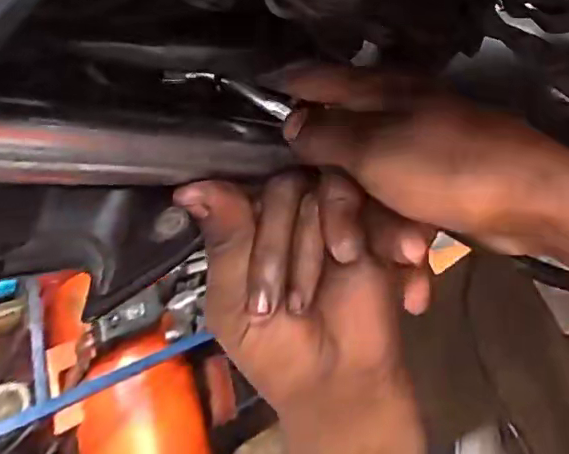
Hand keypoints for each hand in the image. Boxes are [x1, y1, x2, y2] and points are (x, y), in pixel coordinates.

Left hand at [176, 173, 425, 453]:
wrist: (339, 380)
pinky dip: (378, 232)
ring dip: (320, 250)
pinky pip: (373, 202)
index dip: (258, 239)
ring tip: (319, 298)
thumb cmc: (276, 348)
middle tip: (293, 307)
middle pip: (287, 188)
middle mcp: (295, 204)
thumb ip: (225, 242)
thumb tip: (190, 190)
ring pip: (327, 191)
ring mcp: (336, 208)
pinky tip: (363, 263)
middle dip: (283, 253)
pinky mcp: (376, 217)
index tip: (261, 299)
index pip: (248, 190)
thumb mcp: (234, 306)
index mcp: (255, 220)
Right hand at [275, 65, 568, 255]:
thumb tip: (292, 121)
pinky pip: (399, 201)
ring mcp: (420, 143)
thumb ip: (330, 136)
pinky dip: (397, 228)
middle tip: (299, 211)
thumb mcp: (376, 151)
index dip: (285, 88)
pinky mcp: (437, 178)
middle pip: (340, 134)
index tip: (249, 102)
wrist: (530, 197)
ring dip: (365, 217)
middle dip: (325, 179)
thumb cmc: (448, 167)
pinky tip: (404, 260)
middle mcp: (398, 108)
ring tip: (367, 252)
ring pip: (368, 176)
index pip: (320, 78)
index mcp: (383, 89)